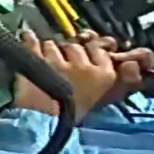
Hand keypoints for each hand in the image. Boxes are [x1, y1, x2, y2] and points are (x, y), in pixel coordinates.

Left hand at [13, 29, 153, 115]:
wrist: (46, 118)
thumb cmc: (75, 110)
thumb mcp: (105, 95)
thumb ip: (119, 78)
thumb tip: (126, 61)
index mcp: (105, 74)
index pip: (98, 48)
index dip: (90, 48)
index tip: (84, 49)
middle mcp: (84, 65)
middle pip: (75, 46)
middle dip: (68, 49)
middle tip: (62, 58)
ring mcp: (58, 62)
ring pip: (53, 44)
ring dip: (49, 49)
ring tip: (46, 58)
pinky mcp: (36, 63)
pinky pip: (33, 44)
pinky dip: (29, 39)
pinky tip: (27, 35)